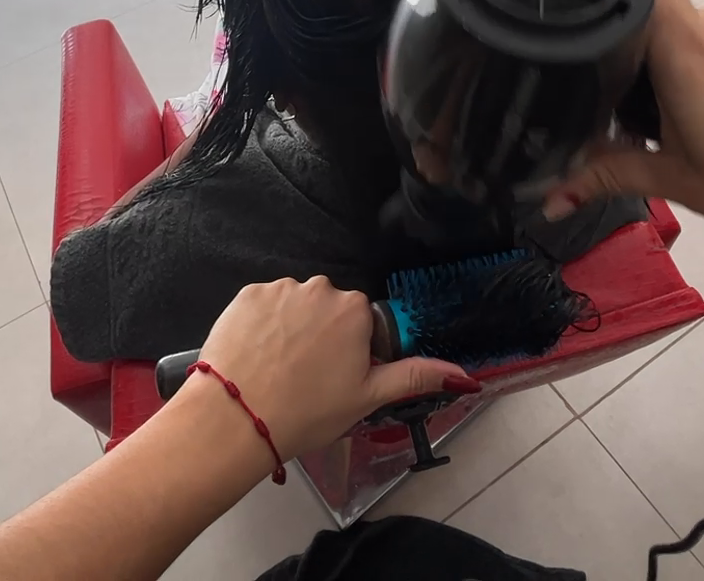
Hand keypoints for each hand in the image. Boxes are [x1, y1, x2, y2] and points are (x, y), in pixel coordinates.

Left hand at [192, 276, 476, 458]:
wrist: (237, 417)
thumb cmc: (307, 411)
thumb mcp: (368, 398)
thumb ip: (416, 377)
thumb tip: (465, 377)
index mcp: (354, 308)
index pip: (361, 322)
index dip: (352, 351)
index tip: (337, 376)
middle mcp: (319, 287)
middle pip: (327, 309)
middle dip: (322, 335)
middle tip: (307, 377)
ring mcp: (280, 287)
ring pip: (295, 306)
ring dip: (291, 328)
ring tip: (278, 369)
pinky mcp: (247, 293)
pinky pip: (264, 305)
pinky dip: (262, 325)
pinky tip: (257, 354)